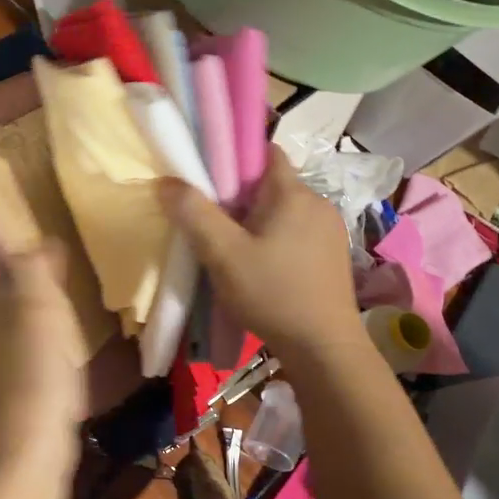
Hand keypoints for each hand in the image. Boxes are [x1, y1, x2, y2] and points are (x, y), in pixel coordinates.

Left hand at [0, 233, 86, 452]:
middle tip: (20, 229)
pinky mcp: (11, 366)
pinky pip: (16, 323)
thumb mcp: (37, 301)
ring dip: (13, 278)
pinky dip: (31, 308)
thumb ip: (34, 264)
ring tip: (44, 260)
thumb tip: (41, 241)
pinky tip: (55, 307)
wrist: (30, 438)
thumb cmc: (31, 362)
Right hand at [158, 151, 364, 357]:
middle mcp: (318, 202)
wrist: (324, 347)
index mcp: (293, 193)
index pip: (265, 152)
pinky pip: (296, 232)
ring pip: (282, 210)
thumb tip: (166, 180)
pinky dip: (274, 239)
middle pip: (270, 184)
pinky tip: (260, 266)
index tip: (207, 179)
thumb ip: (194, 214)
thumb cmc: (271, 293)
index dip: (234, 158)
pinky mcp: (332, 255)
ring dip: (256, 221)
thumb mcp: (222, 254)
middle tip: (210, 221)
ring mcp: (330, 230)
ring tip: (231, 248)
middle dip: (239, 196)